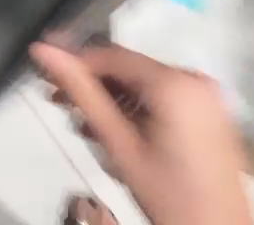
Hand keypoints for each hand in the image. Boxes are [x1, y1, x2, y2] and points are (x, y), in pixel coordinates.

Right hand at [31, 42, 252, 224]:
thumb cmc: (170, 200)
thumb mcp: (120, 146)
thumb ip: (81, 93)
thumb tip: (44, 52)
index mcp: (175, 83)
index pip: (111, 55)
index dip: (74, 60)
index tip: (44, 70)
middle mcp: (194, 79)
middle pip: (128, 69)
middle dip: (92, 84)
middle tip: (57, 100)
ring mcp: (205, 97)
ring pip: (143, 84)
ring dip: (111, 99)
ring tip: (82, 122)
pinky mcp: (209, 114)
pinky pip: (162, 98)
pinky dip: (136, 108)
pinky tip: (114, 129)